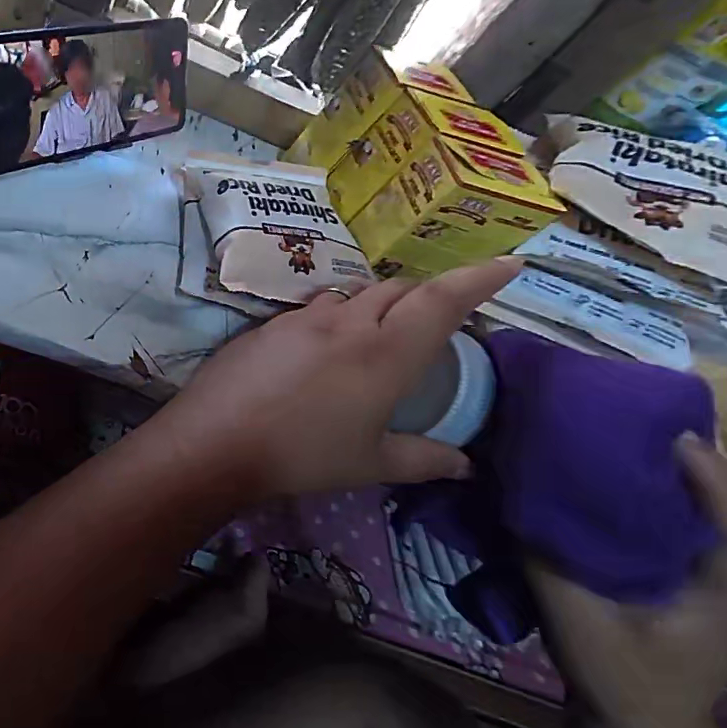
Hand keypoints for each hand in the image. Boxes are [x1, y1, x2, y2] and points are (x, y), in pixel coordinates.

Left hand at [147, 258, 522, 498]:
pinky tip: (324, 350)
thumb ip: (423, 459)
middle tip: (436, 322)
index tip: (509, 262)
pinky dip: (337, 317)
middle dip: (425, 296)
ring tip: (379, 335)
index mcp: (385, 353)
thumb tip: (464, 465)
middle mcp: (348, 321)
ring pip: (355, 294)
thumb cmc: (303, 454)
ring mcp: (305, 317)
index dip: (478, 278)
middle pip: (398, 289)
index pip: (441, 300)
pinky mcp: (272, 323)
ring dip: (377, 304)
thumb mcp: (370, 464)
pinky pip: (317, 308)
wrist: (217, 438)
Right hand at [527, 433, 726, 727]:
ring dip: (688, 468)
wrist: (640, 723)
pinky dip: (669, 485)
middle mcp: (726, 581)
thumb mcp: (575, 625)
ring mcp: (710, 575)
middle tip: (648, 418)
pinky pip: (690, 518)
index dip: (721, 484)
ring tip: (640, 431)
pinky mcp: (687, 570)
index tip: (675, 438)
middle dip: (704, 460)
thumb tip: (519, 494)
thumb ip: (548, 562)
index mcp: (716, 598)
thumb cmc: (617, 678)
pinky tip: (630, 467)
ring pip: (720, 511)